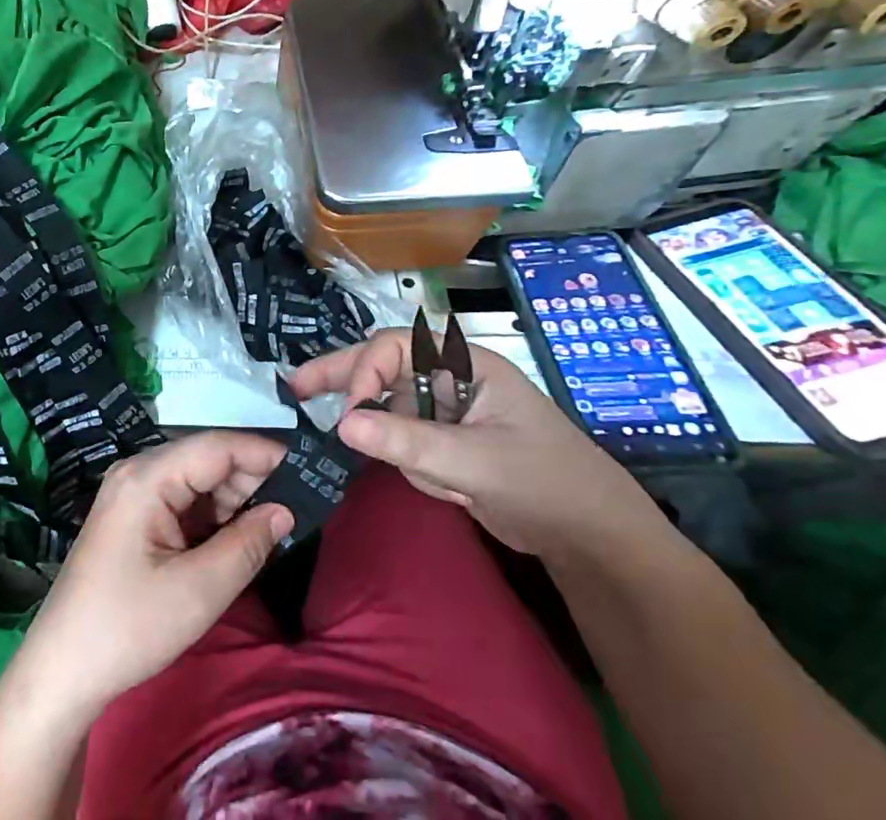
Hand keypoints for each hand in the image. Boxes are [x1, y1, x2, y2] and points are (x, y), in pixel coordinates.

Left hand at [15, 432, 293, 714]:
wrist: (64, 668)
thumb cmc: (130, 626)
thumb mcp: (200, 589)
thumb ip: (249, 543)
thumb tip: (286, 511)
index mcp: (146, 477)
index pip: (217, 446)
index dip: (265, 454)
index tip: (311, 472)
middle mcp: (137, 474)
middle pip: (207, 460)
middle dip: (252, 481)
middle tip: (298, 510)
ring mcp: (132, 496)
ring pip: (197, 483)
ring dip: (234, 503)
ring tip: (274, 528)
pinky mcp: (133, 519)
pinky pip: (182, 504)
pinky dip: (213, 519)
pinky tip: (239, 540)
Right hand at [292, 329, 671, 563]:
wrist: (589, 536)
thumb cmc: (545, 482)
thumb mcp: (474, 461)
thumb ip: (407, 442)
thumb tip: (341, 424)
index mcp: (465, 364)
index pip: (396, 348)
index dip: (364, 372)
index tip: (347, 415)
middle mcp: (450, 379)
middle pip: (382, 368)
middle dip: (344, 379)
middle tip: (297, 387)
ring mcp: (445, 412)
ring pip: (388, 411)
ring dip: (397, 446)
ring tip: (439, 479)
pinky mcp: (441, 441)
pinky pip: (402, 443)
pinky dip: (412, 466)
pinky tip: (451, 490)